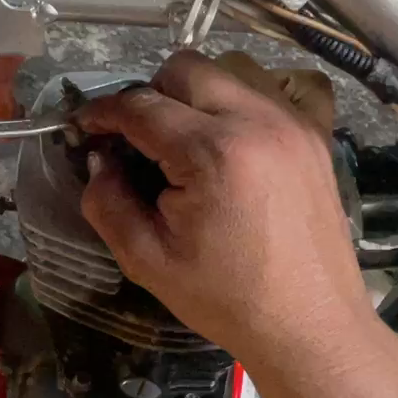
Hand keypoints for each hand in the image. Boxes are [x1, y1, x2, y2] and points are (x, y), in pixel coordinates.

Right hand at [75, 51, 371, 358]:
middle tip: (135, 139)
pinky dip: (237, 103)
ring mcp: (293, 123)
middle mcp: (257, 121)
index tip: (83, 127)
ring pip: (227, 70)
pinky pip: (269, 90)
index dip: (102, 112)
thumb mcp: (146, 259)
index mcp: (212, 152)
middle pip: (184, 69)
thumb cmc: (225, 299)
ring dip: (192, 94)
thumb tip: (99, 160)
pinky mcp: (314, 135)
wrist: (311, 328)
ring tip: (182, 140)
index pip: (140, 106)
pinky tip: (227, 143)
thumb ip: (107, 202)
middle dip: (148, 95)